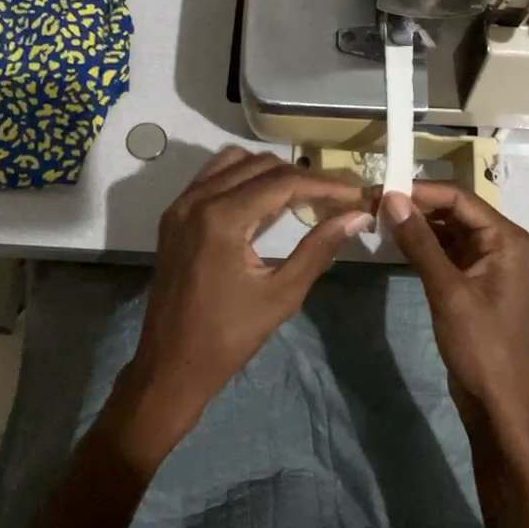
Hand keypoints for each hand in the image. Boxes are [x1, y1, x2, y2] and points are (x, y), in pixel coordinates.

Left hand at [123, 147, 370, 439]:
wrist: (171, 365)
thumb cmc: (229, 336)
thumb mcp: (282, 294)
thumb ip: (320, 248)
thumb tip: (357, 216)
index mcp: (222, 218)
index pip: (283, 182)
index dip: (324, 185)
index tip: (355, 194)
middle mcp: (197, 200)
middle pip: (260, 166)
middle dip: (301, 177)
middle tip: (334, 199)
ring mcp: (180, 205)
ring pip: (234, 162)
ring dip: (270, 173)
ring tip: (301, 196)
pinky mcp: (174, 216)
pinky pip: (212, 177)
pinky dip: (242, 179)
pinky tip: (265, 202)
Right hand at [384, 182, 528, 413]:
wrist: (497, 401)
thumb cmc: (480, 345)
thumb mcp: (447, 291)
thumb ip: (420, 242)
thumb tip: (391, 199)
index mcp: (505, 237)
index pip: (459, 198)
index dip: (420, 191)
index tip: (380, 190)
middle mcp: (499, 242)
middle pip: (453, 209)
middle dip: (415, 205)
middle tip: (372, 203)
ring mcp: (486, 261)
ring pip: (447, 229)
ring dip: (416, 224)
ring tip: (376, 219)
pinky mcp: (471, 279)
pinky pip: (444, 250)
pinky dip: (421, 245)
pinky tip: (394, 242)